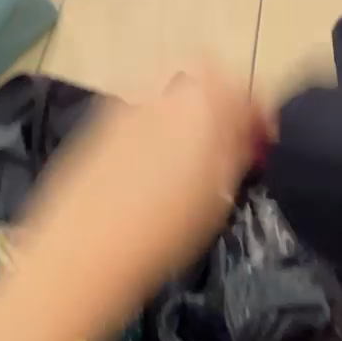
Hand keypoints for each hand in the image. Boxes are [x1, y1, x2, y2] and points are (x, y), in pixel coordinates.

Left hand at [13, 69, 266, 296]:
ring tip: (192, 160)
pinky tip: (154, 169)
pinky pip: (144, 114)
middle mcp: (169, 90)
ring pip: (175, 97)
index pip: (250, 92)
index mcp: (207, 101)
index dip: (262, 117)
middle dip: (226, 107)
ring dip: (192, 116)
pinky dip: (159, 129)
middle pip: (211, 83)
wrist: (77, 257)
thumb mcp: (220, 196)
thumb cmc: (162, 233)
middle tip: (230, 146)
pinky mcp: (99, 123)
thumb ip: (238, 152)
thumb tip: (246, 135)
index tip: (264, 146)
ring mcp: (130, 103)